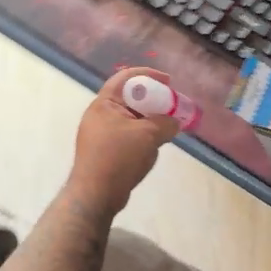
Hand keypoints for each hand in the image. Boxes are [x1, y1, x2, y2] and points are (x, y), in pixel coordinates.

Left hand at [66, 67, 179, 213]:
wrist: (96, 195)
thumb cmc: (119, 158)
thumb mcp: (148, 135)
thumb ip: (166, 123)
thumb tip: (174, 122)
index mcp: (104, 104)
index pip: (126, 78)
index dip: (149, 75)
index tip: (169, 82)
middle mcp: (99, 115)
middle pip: (130, 98)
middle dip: (153, 101)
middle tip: (172, 107)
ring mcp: (100, 134)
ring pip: (130, 118)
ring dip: (150, 120)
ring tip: (167, 128)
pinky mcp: (104, 151)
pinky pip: (127, 134)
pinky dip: (143, 135)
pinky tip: (154, 146)